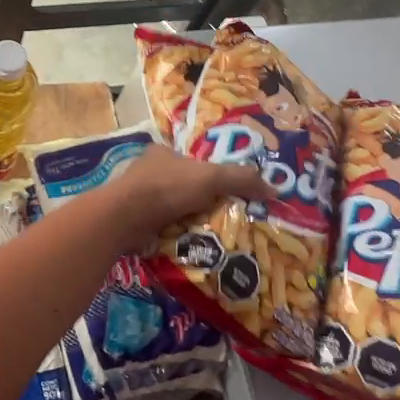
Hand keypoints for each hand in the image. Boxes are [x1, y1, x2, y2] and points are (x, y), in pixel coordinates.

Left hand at [105, 145, 271, 243]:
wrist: (124, 218)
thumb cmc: (166, 189)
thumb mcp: (210, 177)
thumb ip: (241, 179)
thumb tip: (274, 189)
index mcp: (164, 153)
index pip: (194, 161)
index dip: (214, 174)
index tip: (233, 192)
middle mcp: (150, 172)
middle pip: (186, 186)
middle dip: (205, 201)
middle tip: (233, 217)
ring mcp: (141, 197)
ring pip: (176, 209)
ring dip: (193, 221)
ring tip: (220, 235)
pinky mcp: (137, 221)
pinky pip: (166, 228)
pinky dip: (180, 235)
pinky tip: (197, 245)